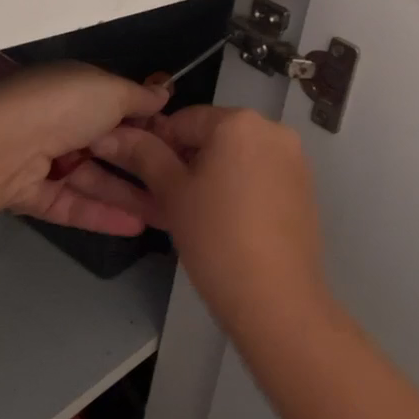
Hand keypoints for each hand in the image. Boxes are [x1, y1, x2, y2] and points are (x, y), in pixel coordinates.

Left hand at [0, 61, 168, 236]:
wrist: (0, 144)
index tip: (181, 143)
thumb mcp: (110, 91)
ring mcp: (46, 160)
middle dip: (145, 164)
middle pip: (110, 146)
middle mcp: (61, 122)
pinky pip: (74, 204)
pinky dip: (103, 214)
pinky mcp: (35, 195)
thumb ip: (139, 96)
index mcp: (77, 90)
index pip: (120, 108)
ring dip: (130, 195)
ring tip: (167, 215)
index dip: (150, 124)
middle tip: (181, 185)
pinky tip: (137, 227)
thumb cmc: (62, 105)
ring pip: (95, 180)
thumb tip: (163, 90)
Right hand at [90, 106, 324, 319]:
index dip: (159, 145)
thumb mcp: (173, 193)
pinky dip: (243, 187)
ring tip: (200, 213)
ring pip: (240, 155)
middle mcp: (273, 129)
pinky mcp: (306, 187)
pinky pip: (263, 174)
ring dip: (216, 173)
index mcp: (239, 121)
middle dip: (190, 159)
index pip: (185, 119)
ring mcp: (295, 158)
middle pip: (216, 134)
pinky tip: (231, 222)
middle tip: (172, 199)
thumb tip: (112, 134)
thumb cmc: (216, 237)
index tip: (148, 177)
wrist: (276, 298)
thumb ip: (144, 155)